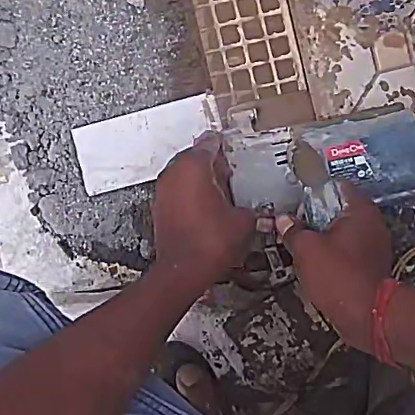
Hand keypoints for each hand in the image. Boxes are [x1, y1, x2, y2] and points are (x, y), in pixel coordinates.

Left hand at [150, 133, 258, 289]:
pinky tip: (207, 206)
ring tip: (221, 189)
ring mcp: (164, 192)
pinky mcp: (161, 209)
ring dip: (200, 178)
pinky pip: (178, 192)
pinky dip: (191, 194)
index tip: (227, 143)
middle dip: (211, 161)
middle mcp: (174, 175)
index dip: (222, 144)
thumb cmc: (208, 244)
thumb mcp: (243, 221)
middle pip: (193, 157)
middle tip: (229, 169)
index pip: (208, 143)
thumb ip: (249, 207)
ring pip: (183, 174)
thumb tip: (253, 212)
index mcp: (194, 167)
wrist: (185, 270)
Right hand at [275, 184, 391, 348]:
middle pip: (341, 209)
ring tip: (302, 244)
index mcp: (361, 210)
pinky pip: (351, 251)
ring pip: (345, 232)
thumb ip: (293, 231)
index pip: (338, 186)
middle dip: (317, 215)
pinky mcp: (373, 265)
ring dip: (325, 236)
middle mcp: (373, 223)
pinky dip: (336, 253)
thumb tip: (283, 220)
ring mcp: (376, 245)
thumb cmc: (337, 275)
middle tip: (295, 223)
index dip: (315, 190)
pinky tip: (318, 263)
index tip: (297, 200)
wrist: (366, 314)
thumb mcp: (306, 249)